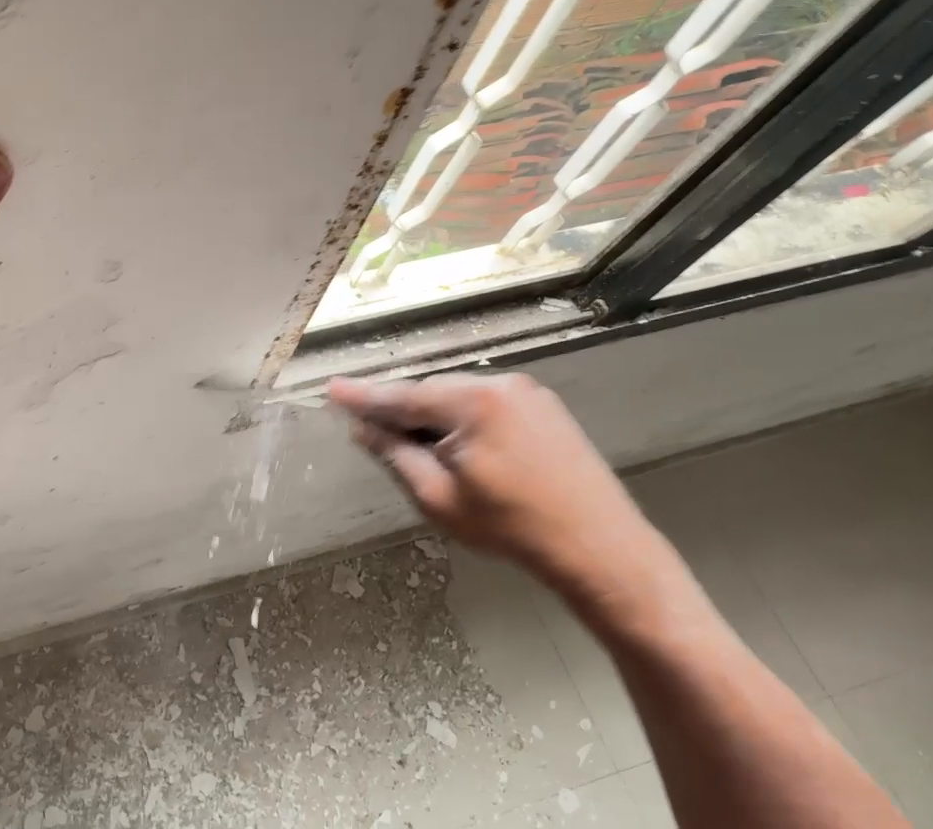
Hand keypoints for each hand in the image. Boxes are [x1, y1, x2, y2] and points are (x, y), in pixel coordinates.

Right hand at [330, 374, 660, 588]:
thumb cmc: (511, 528)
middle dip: (402, 411)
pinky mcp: (544, 407)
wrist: (601, 548)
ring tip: (422, 449)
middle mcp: (499, 384)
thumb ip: (395, 455)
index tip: (331, 389)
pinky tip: (460, 447)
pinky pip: (485, 403)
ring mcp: (527, 392)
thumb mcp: (438, 497)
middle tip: (374, 433)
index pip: (401, 396)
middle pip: (430, 392)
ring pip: (458, 396)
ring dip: (433, 416)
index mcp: (471, 402)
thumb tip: (362, 429)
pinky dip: (462, 418)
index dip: (362, 397)